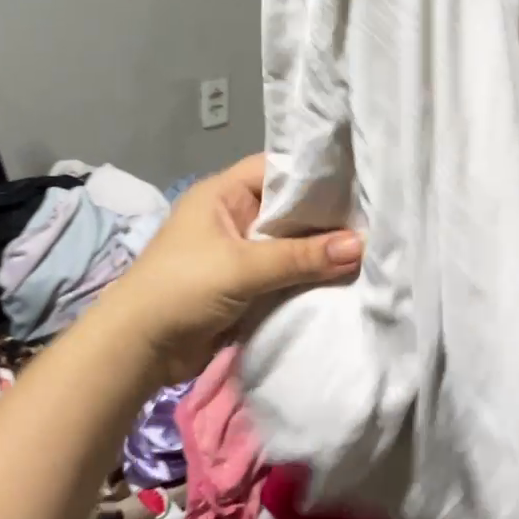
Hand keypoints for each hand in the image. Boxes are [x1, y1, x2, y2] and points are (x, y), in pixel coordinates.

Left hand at [96, 155, 362, 383]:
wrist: (140, 348)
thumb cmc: (182, 289)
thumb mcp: (242, 267)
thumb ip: (301, 257)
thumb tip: (362, 245)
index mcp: (223, 195)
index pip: (278, 170)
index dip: (316, 174)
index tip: (361, 182)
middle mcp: (234, 219)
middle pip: (289, 211)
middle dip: (327, 218)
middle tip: (377, 219)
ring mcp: (239, 255)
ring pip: (290, 247)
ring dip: (320, 253)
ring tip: (372, 249)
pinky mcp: (245, 289)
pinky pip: (285, 277)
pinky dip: (308, 280)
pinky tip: (345, 280)